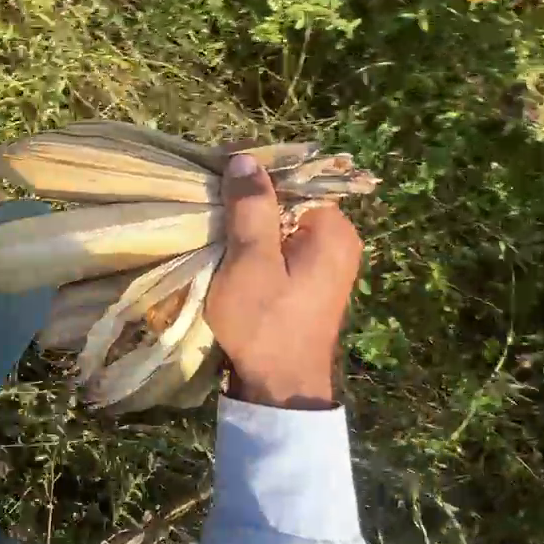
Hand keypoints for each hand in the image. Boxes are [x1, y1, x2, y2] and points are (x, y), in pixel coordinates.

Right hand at [203, 154, 363, 409]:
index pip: (295, 177)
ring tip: (209, 212)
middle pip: (288, 196)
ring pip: (279, 219)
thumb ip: (251, 207)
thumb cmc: (264, 321)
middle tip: (206, 190)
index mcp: (333, 231)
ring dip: (245, 214)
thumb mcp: (251, 260)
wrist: (279, 385)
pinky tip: (225, 239)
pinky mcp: (306, 279)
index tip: (214, 166)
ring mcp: (323, 262)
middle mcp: (337, 241)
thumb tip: (245, 158)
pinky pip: (278, 241)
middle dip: (247, 191)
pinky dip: (251, 235)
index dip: (254, 167)